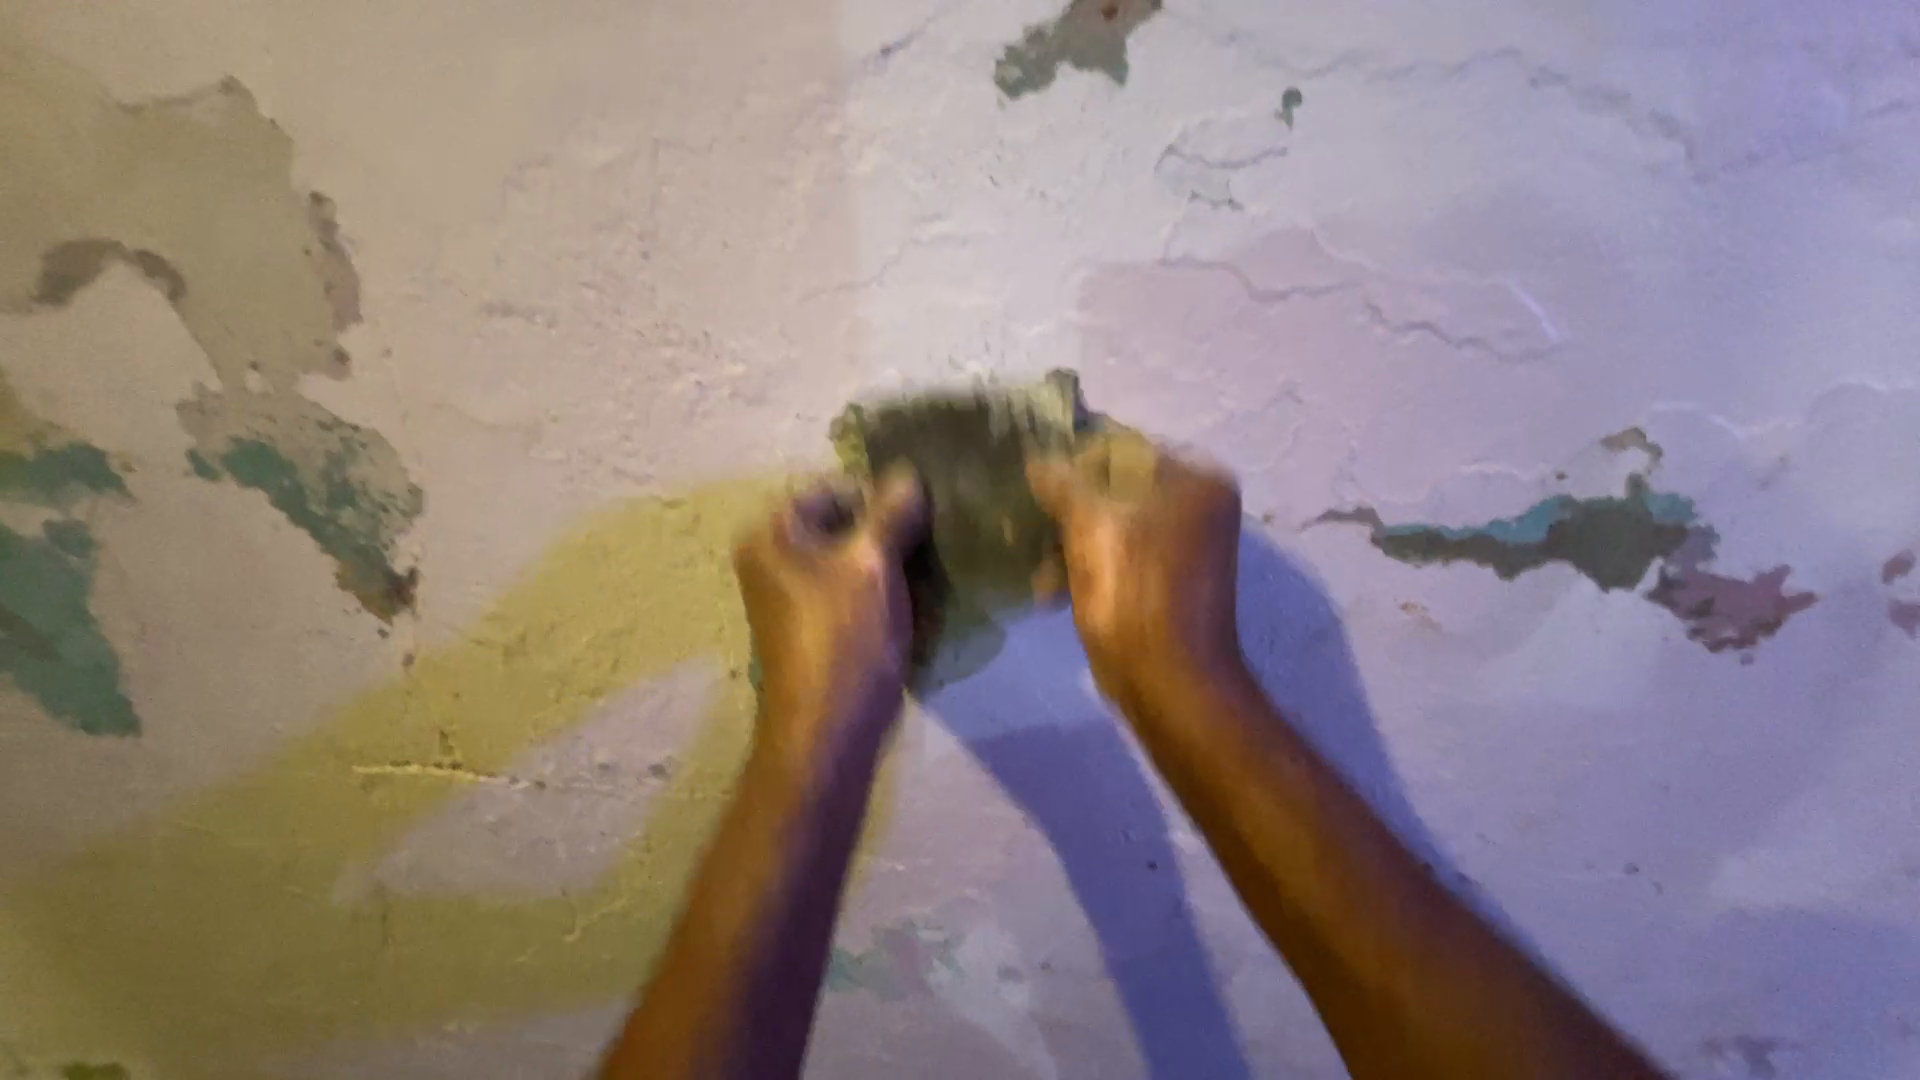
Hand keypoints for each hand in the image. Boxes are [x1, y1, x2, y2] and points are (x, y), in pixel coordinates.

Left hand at [733, 467, 927, 763]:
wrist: (828, 732)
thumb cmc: (844, 638)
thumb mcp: (872, 564)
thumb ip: (892, 512)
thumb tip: (909, 474)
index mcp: (774, 534)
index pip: (836, 489)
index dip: (883, 500)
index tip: (924, 521)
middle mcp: (777, 559)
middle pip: (847, 526)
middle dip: (894, 537)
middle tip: (932, 554)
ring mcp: (796, 596)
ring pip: (858, 562)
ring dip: (897, 568)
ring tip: (929, 585)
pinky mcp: (818, 626)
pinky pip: (858, 594)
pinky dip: (887, 597)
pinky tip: (917, 612)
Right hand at [1029, 436, 1244, 712]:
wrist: (1168, 682)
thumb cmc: (1133, 594)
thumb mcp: (1090, 526)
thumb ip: (1062, 483)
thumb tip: (1038, 460)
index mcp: (1193, 478)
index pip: (1121, 444)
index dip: (1071, 460)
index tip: (1031, 479)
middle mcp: (1195, 503)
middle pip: (1113, 486)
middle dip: (1064, 508)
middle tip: (1025, 522)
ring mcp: (1182, 543)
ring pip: (1109, 523)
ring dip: (1066, 542)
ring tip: (1036, 569)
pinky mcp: (1163, 578)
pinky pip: (1115, 555)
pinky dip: (1084, 567)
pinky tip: (1048, 591)